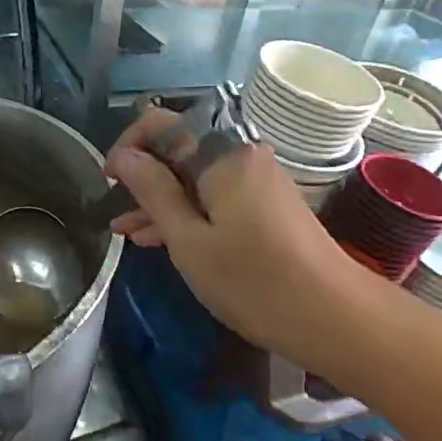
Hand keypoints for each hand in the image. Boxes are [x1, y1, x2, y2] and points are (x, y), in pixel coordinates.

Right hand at [105, 107, 364, 349]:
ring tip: (124, 230)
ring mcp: (257, 181)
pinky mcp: (266, 206)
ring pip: (195, 177)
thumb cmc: (252, 280)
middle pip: (180, 149)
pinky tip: (157, 238)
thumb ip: (152, 191)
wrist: (333, 316)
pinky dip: (187, 212)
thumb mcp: (188, 238)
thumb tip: (124, 157)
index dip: (128, 145)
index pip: (163, 124)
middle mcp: (242, 156)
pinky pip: (215, 197)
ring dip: (160, 199)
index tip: (108, 179)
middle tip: (113, 208)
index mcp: (223, 154)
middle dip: (143, 176)